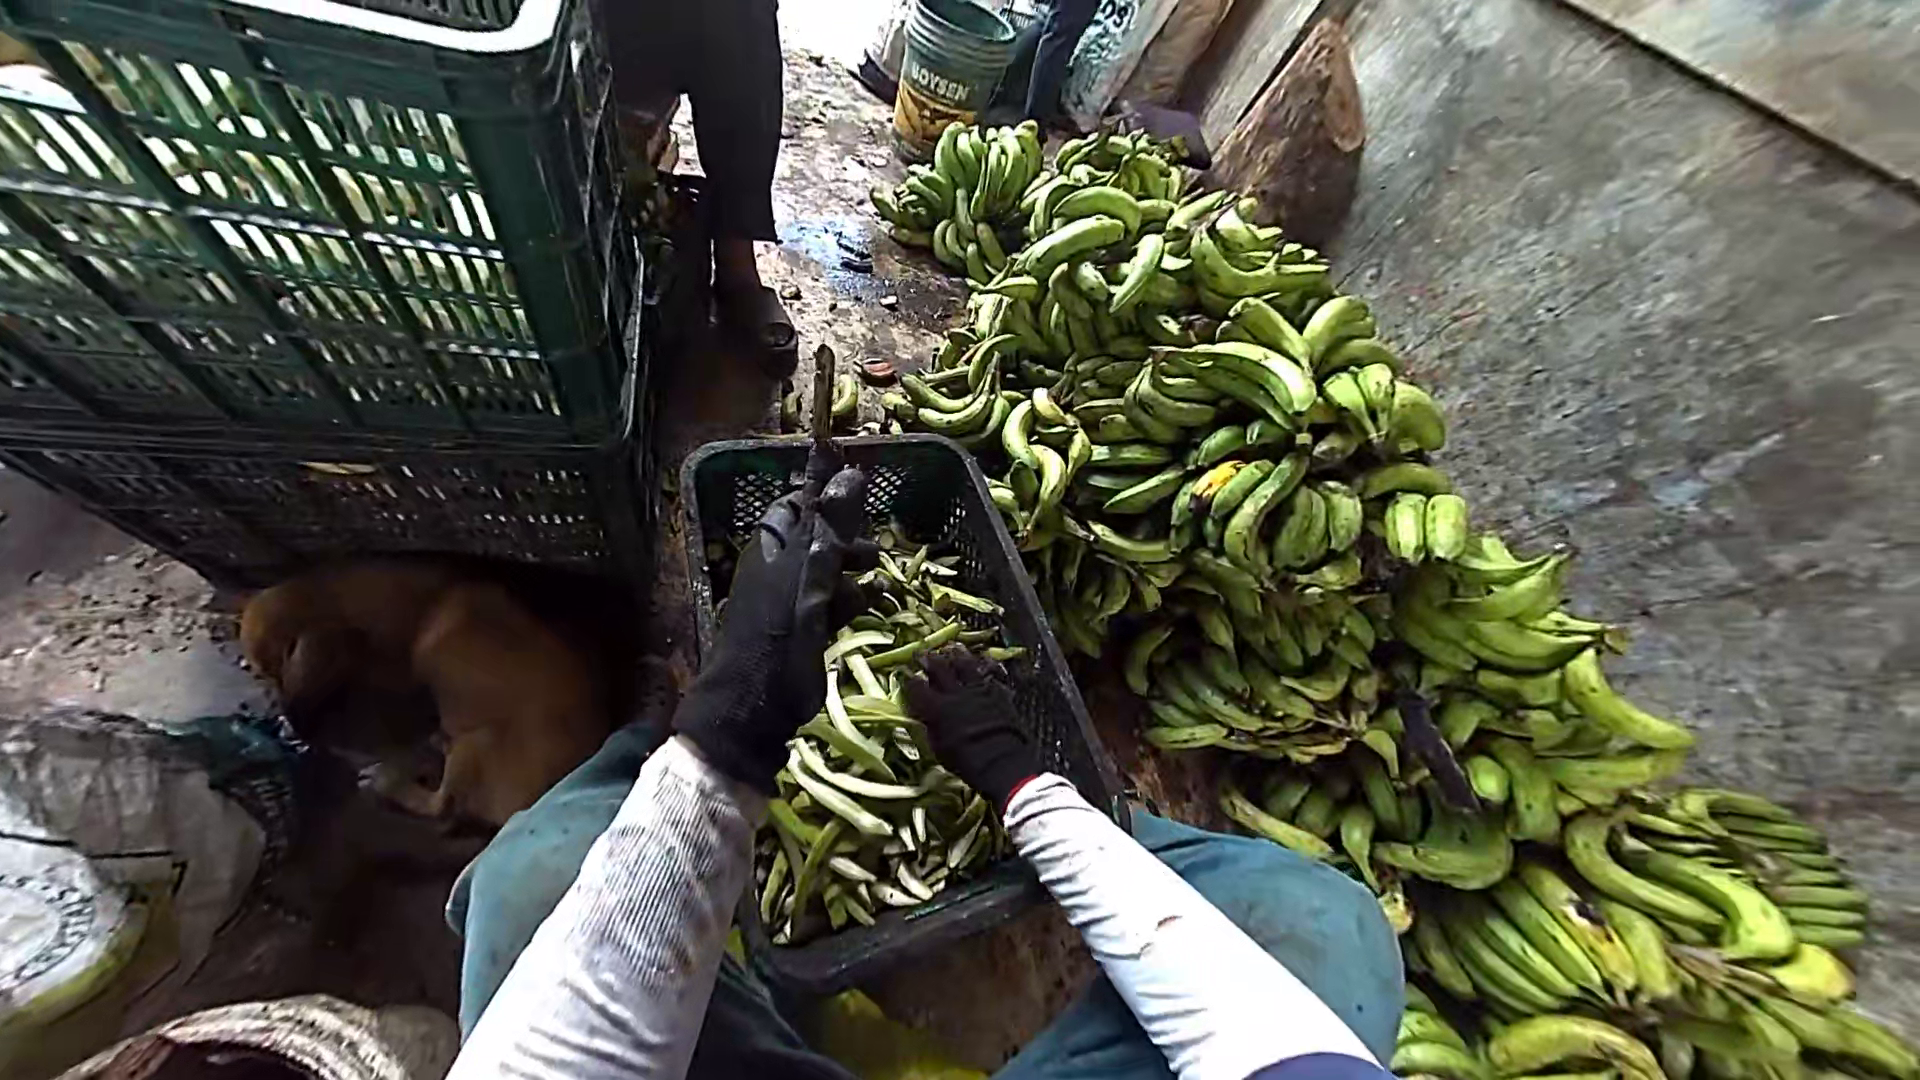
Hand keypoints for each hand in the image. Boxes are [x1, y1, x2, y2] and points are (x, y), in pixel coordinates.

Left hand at [674, 447, 870, 788]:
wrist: (756, 702)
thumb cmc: (781, 630)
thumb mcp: (811, 570)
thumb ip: (832, 524)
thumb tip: (852, 471)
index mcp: (772, 546)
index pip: (797, 505)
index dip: (826, 499)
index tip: (859, 500)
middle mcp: (778, 566)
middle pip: (818, 538)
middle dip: (848, 541)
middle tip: (872, 551)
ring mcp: (788, 597)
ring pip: (828, 571)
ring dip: (853, 573)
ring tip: (875, 581)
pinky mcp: (801, 625)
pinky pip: (829, 601)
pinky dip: (848, 602)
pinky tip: (864, 608)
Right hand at [903, 645, 1040, 811]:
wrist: (1001, 761)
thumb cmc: (965, 762)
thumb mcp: (938, 749)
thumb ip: (929, 728)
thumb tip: (922, 716)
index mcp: (937, 708)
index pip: (916, 687)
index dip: (908, 679)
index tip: (904, 673)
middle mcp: (955, 693)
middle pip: (940, 668)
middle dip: (929, 659)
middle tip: (922, 653)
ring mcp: (977, 689)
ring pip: (965, 665)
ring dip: (956, 656)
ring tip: (951, 649)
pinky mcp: (996, 692)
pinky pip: (987, 674)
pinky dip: (981, 667)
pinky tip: (980, 664)